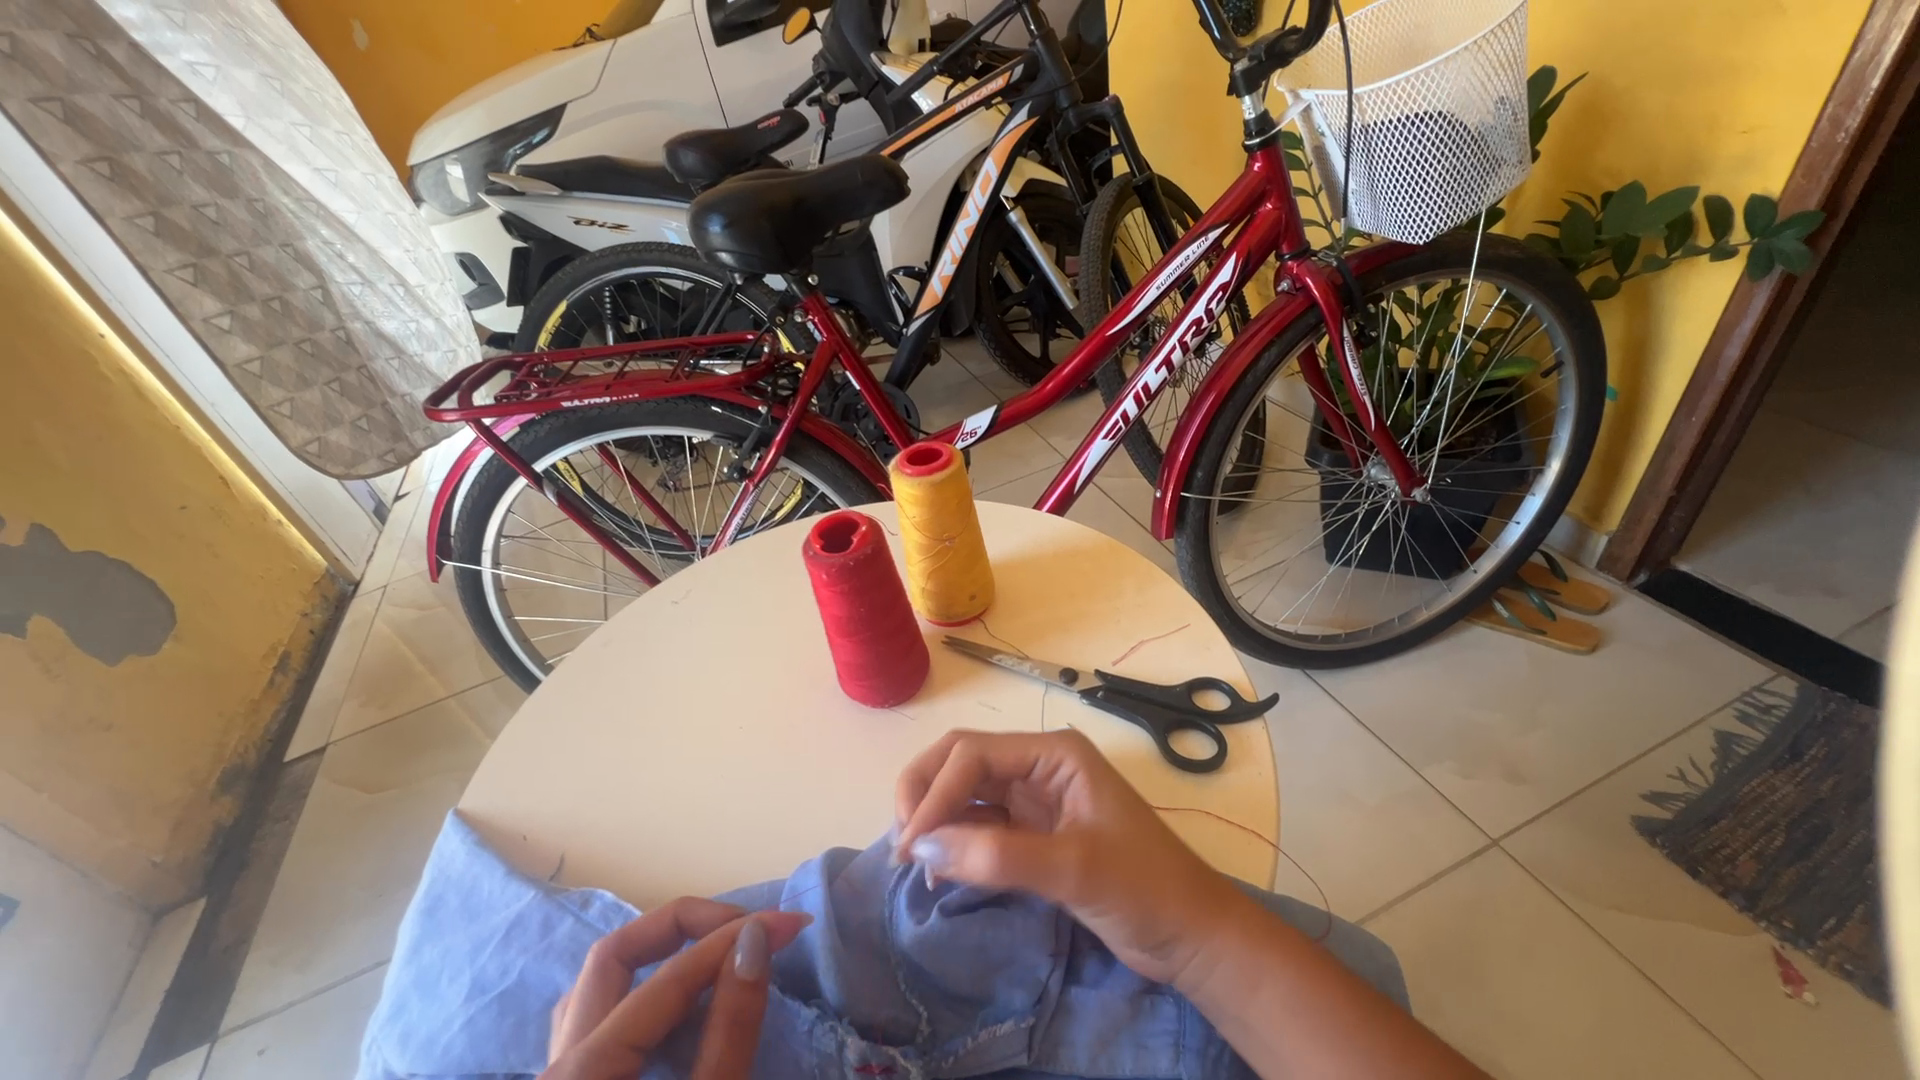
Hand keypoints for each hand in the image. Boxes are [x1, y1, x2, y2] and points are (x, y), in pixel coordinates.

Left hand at [542, 897, 809, 1078]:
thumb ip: (729, 1029)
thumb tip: (754, 938)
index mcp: (584, 1068)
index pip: (670, 975)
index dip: (733, 937)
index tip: (791, 922)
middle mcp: (557, 1064)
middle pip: (614, 955)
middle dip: (685, 925)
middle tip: (746, 928)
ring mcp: (560, 1077)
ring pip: (598, 985)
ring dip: (658, 955)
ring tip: (717, 955)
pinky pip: (601, 1017)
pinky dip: (645, 991)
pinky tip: (683, 1003)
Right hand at [892, 729, 1248, 986]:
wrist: (1190, 934)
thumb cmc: (1144, 888)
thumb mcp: (1073, 869)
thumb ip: (998, 856)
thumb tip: (921, 847)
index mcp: (1053, 754)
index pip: (973, 755)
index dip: (935, 793)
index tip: (911, 846)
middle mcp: (1038, 767)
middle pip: (961, 763)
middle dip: (926, 795)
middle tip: (902, 844)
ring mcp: (1033, 800)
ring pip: (965, 794)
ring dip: (936, 820)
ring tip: (914, 862)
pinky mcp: (1031, 834)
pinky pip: (979, 826)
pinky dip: (954, 842)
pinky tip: (939, 869)